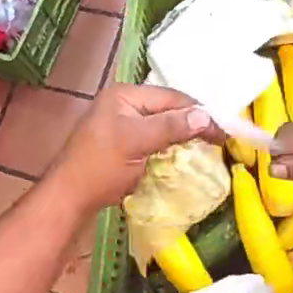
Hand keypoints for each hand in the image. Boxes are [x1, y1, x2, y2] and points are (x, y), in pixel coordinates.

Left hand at [43, 85, 215, 211]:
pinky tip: (184, 156)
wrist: (69, 197)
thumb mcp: (137, 142)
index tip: (223, 129)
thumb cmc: (100, 167)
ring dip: (183, 136)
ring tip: (207, 147)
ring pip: (162, 125)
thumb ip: (171, 127)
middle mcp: (123, 104)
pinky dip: (170, 146)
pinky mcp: (123, 145)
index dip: (198, 112)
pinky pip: (154, 139)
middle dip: (192, 123)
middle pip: (168, 109)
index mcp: (124, 95)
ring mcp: (122, 124)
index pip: (171, 97)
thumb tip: (206, 116)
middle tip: (219, 139)